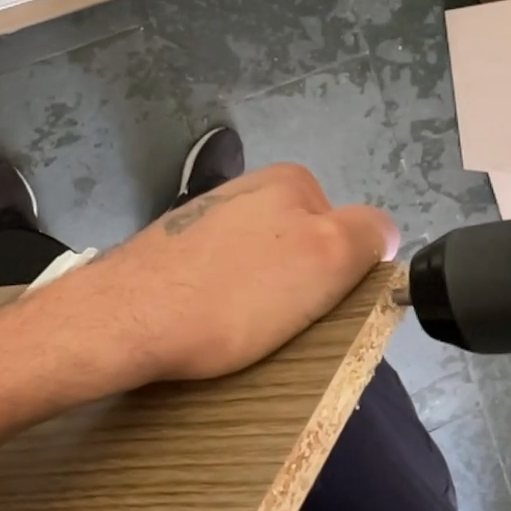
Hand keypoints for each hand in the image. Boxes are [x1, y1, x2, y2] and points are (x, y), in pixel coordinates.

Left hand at [36, 164, 398, 386]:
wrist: (128, 318)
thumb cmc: (235, 295)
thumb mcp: (327, 258)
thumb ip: (367, 234)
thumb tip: (381, 232)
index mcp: (290, 182)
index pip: (350, 233)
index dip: (340, 279)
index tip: (315, 311)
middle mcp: (249, 188)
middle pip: (304, 247)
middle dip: (300, 286)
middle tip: (279, 324)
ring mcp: (208, 217)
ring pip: (263, 265)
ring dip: (261, 297)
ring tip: (238, 328)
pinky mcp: (176, 247)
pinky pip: (222, 277)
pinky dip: (224, 299)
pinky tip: (208, 321)